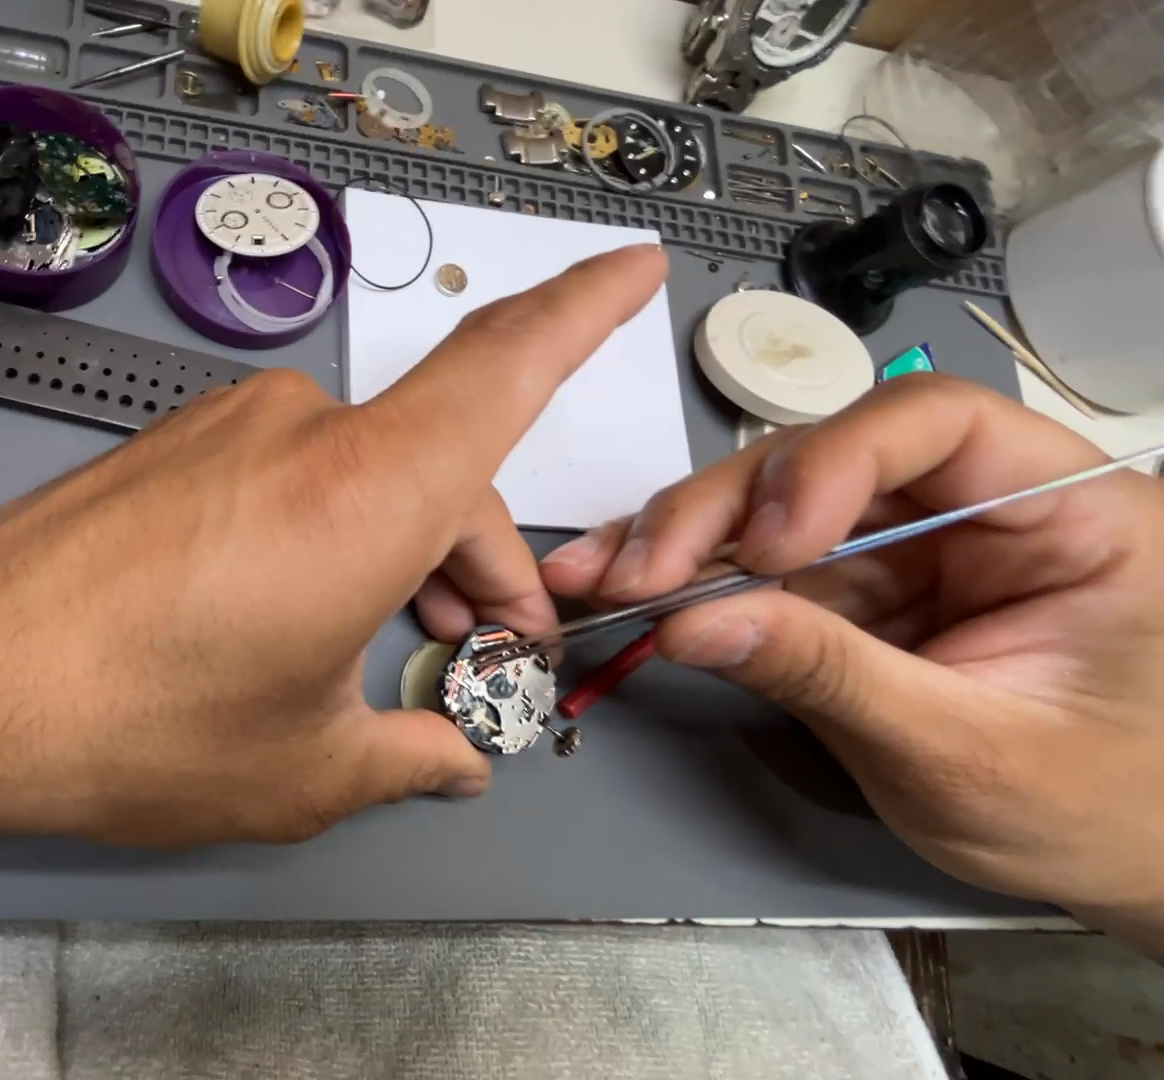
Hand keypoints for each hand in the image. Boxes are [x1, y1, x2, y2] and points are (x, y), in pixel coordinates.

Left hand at [0, 247, 668, 846]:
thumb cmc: (128, 723)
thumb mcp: (302, 767)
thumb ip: (406, 756)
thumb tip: (453, 760)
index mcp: (366, 493)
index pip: (506, 364)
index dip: (583, 310)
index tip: (633, 271)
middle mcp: (301, 432)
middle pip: (439, 467)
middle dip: (476, 562)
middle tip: (477, 654)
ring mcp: (225, 429)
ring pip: (361, 473)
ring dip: (395, 550)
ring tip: (382, 646)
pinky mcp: (173, 446)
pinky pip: (288, 473)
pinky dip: (323, 530)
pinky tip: (297, 609)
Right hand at [537, 375, 1163, 942]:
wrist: (1105, 857)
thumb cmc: (1096, 809)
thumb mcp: (965, 753)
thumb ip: (829, 675)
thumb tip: (687, 626)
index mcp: (1060, 516)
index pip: (932, 426)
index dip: (830, 465)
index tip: (766, 548)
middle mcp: (953, 507)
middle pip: (804, 462)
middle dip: (706, 517)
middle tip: (633, 578)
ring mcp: (875, 545)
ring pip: (745, 505)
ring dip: (658, 542)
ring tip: (587, 579)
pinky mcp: (819, 584)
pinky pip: (725, 560)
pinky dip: (660, 574)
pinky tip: (603, 584)